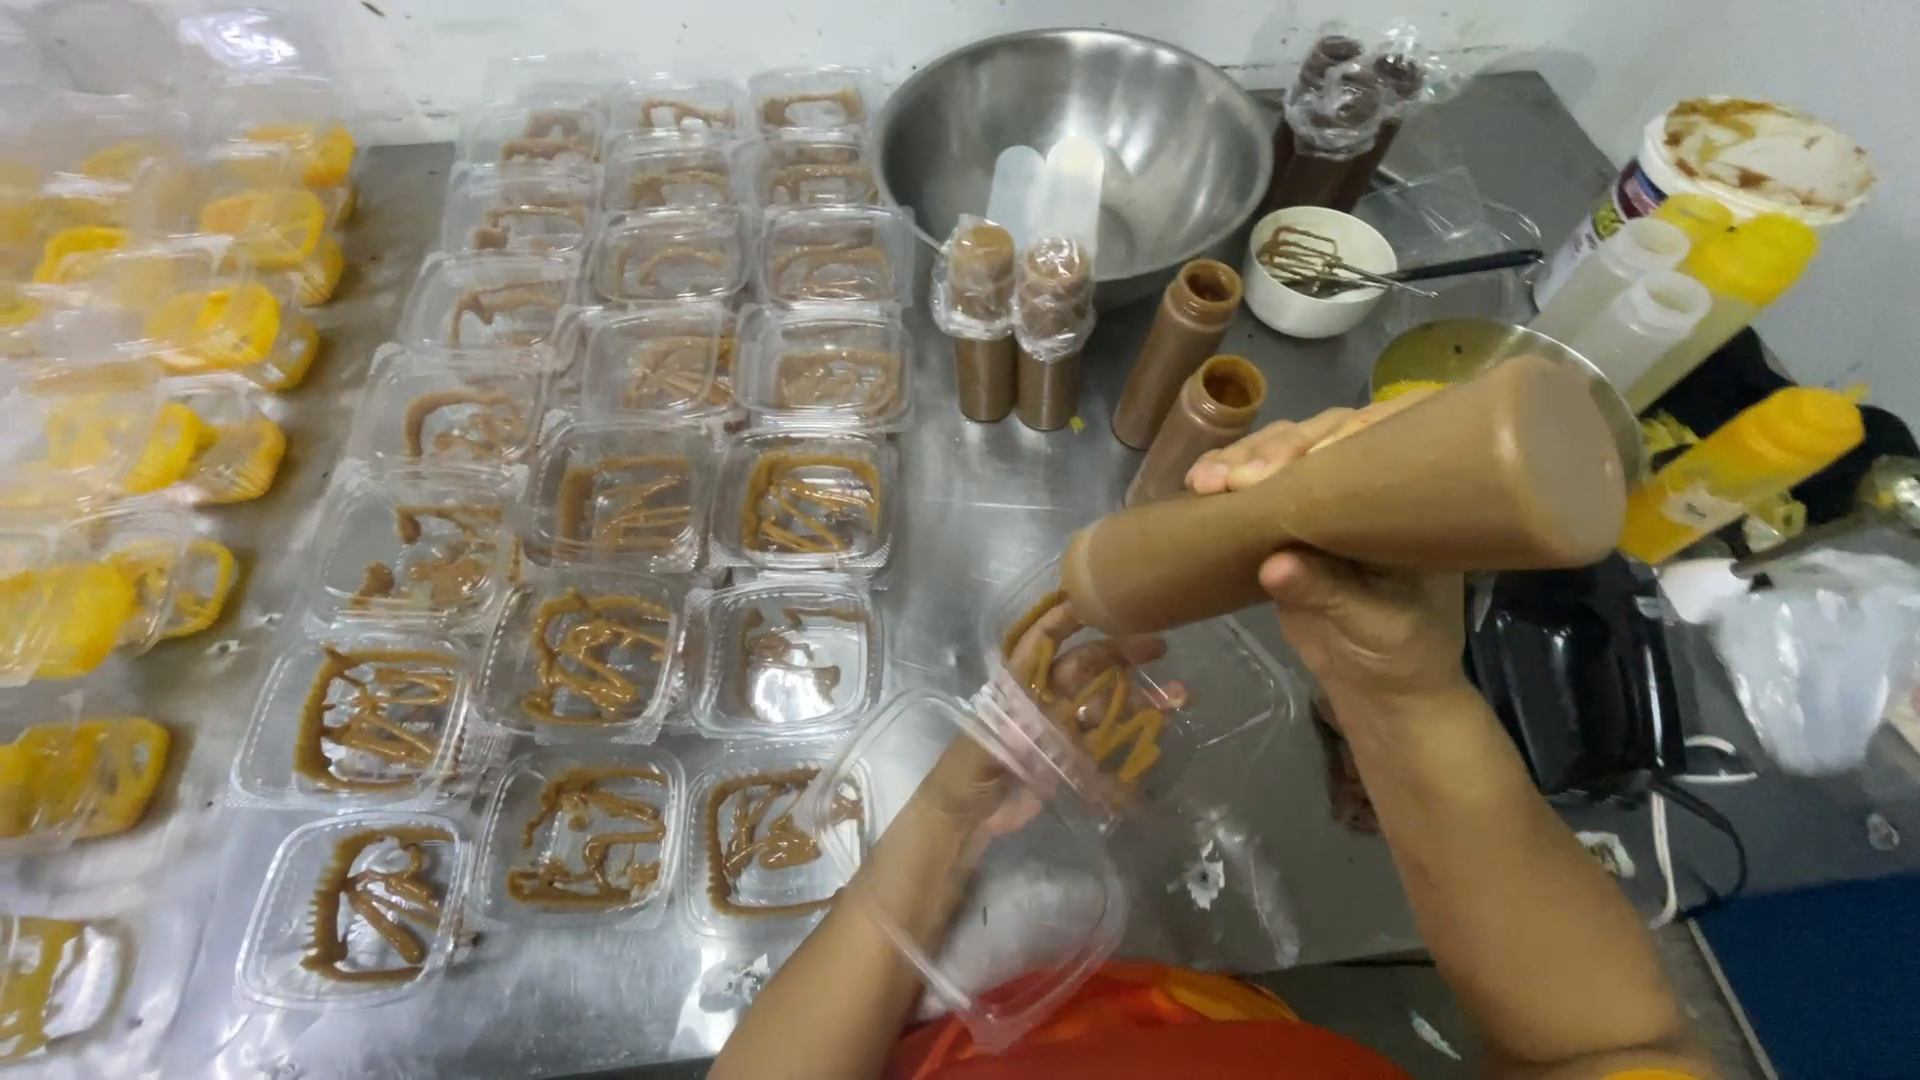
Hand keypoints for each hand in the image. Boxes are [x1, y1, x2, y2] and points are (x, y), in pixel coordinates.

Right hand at [1187, 405, 1467, 721]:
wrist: (1377, 687)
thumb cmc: (1399, 653)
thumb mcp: (1374, 625)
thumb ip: (1327, 592)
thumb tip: (1273, 565)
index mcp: (1407, 500)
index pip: (1372, 444)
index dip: (1327, 444)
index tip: (1281, 467)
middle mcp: (1363, 487)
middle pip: (1316, 439)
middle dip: (1270, 451)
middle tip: (1233, 477)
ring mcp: (1320, 503)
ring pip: (1278, 456)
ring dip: (1238, 461)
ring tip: (1204, 481)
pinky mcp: (1283, 525)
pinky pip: (1252, 490)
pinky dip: (1223, 481)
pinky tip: (1197, 484)